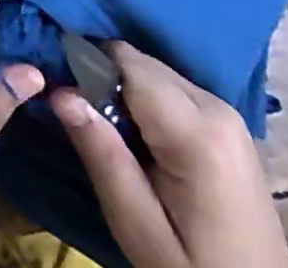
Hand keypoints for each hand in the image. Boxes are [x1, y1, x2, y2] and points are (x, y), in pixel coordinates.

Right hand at [51, 43, 287, 267]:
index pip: (127, 62)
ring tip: (109, 135)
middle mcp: (215, 105)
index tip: (60, 94)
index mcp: (196, 130)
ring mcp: (226, 110)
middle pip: (141, 63)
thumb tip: (59, 92)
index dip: (87, 66)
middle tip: (82, 121)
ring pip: (155, 71)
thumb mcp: (138, 226)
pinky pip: (172, 88)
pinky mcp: (228, 121)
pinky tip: (139, 139)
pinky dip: (146, 100)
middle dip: (104, 79)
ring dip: (124, 90)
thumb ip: (102, 154)